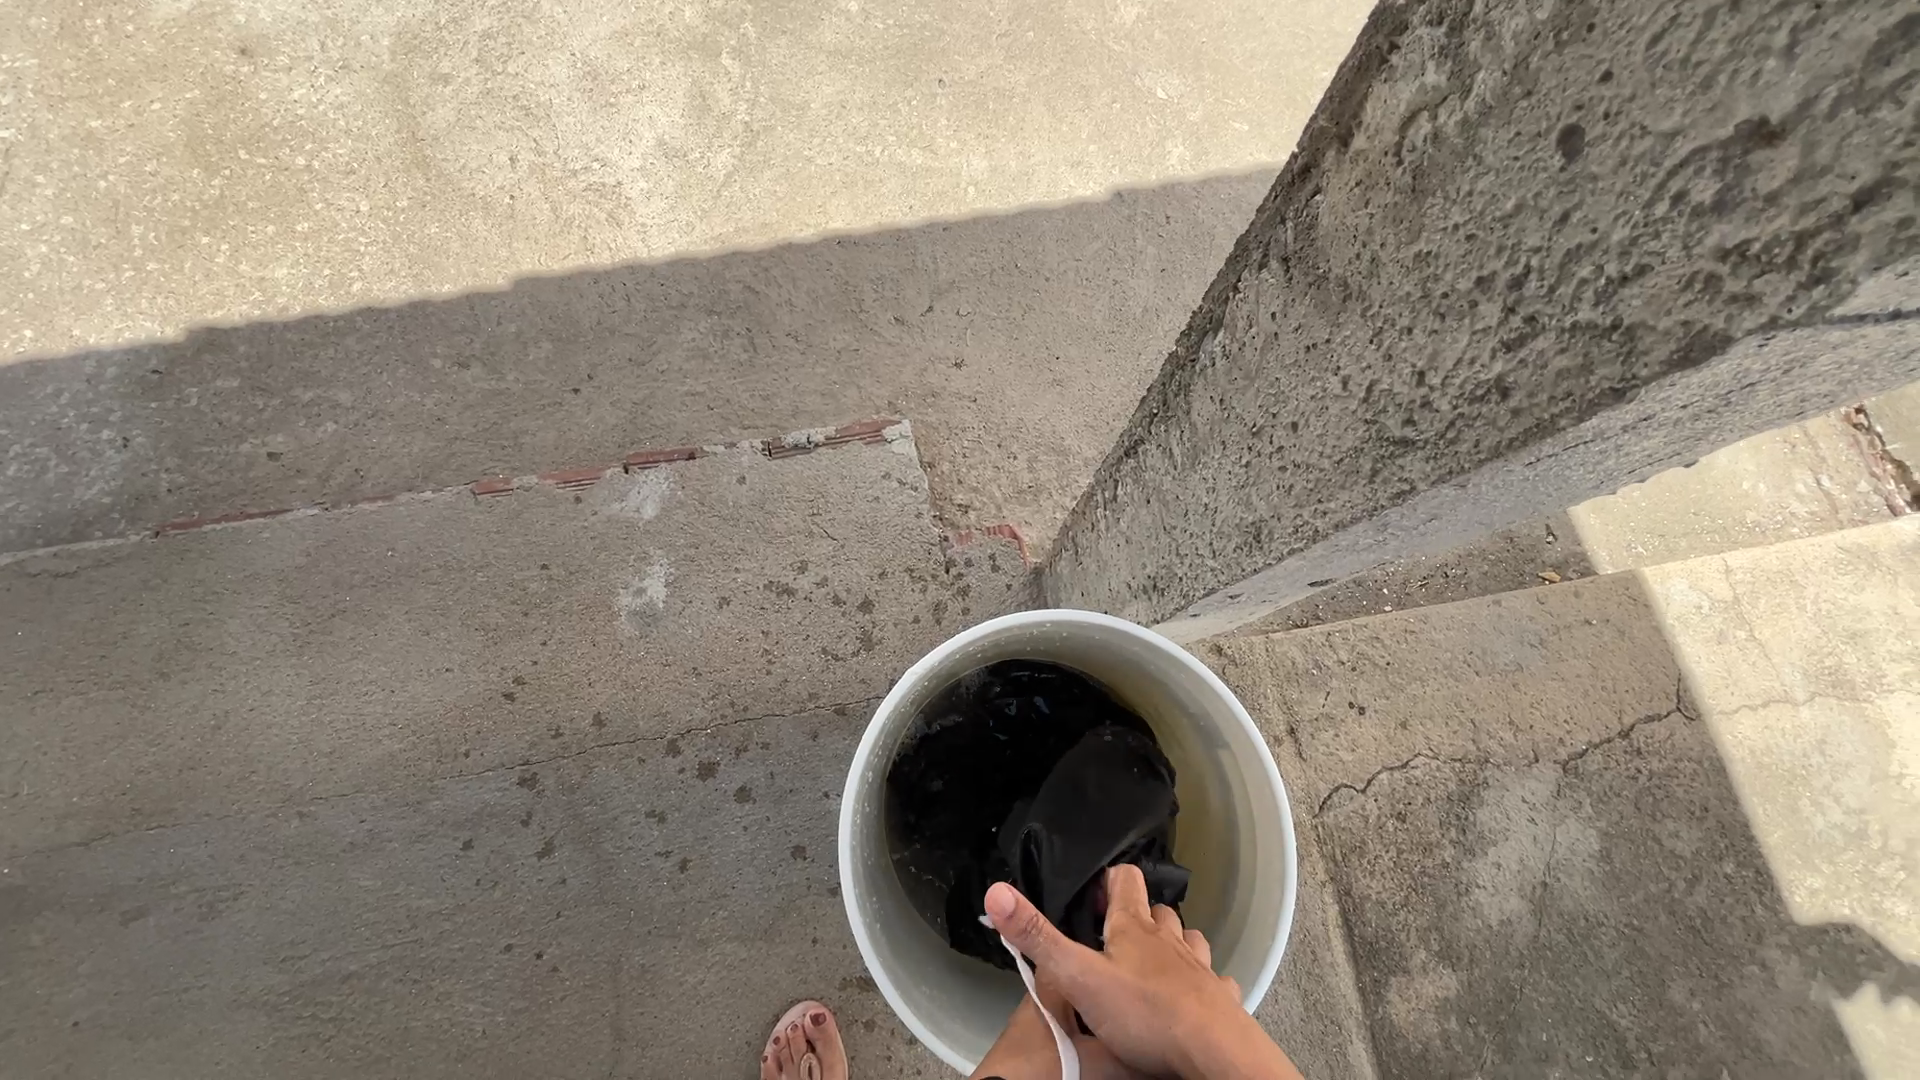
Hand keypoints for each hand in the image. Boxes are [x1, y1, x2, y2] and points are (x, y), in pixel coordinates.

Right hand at [984, 865, 1301, 1079]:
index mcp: (1133, 927)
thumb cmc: (1146, 1014)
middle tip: (1115, 935)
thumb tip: (996, 892)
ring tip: (1154, 961)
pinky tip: (1196, 994)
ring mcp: (1199, 968)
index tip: (1094, 898)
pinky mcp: (1221, 1000)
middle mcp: (1169, 939)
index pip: (1124, 878)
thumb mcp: (1077, 976)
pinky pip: (1216, 980)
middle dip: (1138, 915)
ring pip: (1188, 938)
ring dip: (1173, 943)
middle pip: (1156, 911)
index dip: (1109, 880)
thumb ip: (1037, 937)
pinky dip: (1205, 981)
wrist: (1214, 1056)